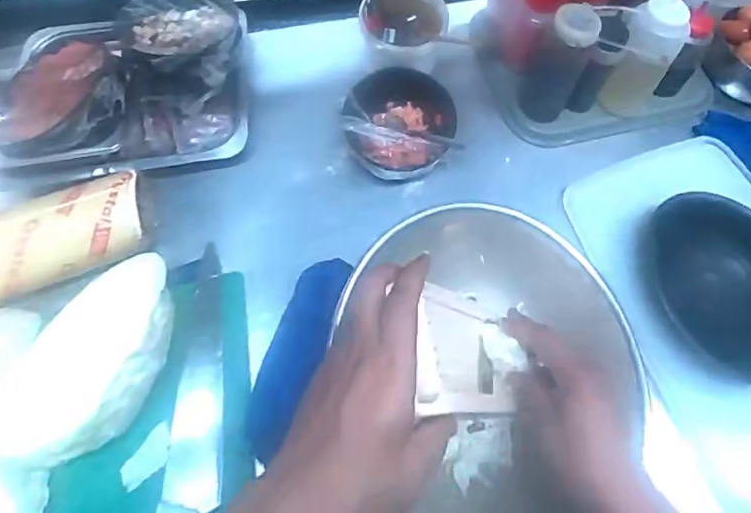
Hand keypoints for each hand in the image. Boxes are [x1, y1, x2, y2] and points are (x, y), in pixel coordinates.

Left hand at [234, 256, 453, 512]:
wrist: (304, 490)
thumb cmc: (365, 475)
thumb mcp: (415, 466)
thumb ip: (436, 435)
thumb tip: (446, 418)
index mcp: (390, 363)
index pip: (401, 302)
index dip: (414, 274)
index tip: (424, 260)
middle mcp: (360, 347)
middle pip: (368, 287)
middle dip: (387, 270)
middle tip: (406, 271)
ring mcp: (335, 355)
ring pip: (353, 305)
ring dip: (371, 291)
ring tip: (390, 301)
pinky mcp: (320, 370)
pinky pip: (344, 328)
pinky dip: (360, 317)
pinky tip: (369, 341)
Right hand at [504, 313, 666, 512]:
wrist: (621, 492)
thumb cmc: (578, 458)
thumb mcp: (546, 427)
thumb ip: (531, 393)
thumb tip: (516, 372)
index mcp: (576, 373)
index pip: (545, 339)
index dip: (522, 328)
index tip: (502, 320)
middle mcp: (592, 371)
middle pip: (559, 343)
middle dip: (535, 334)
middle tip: (512, 325)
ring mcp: (603, 384)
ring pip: (569, 355)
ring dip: (547, 350)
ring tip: (526, 349)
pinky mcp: (607, 398)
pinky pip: (578, 369)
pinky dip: (559, 365)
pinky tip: (548, 376)